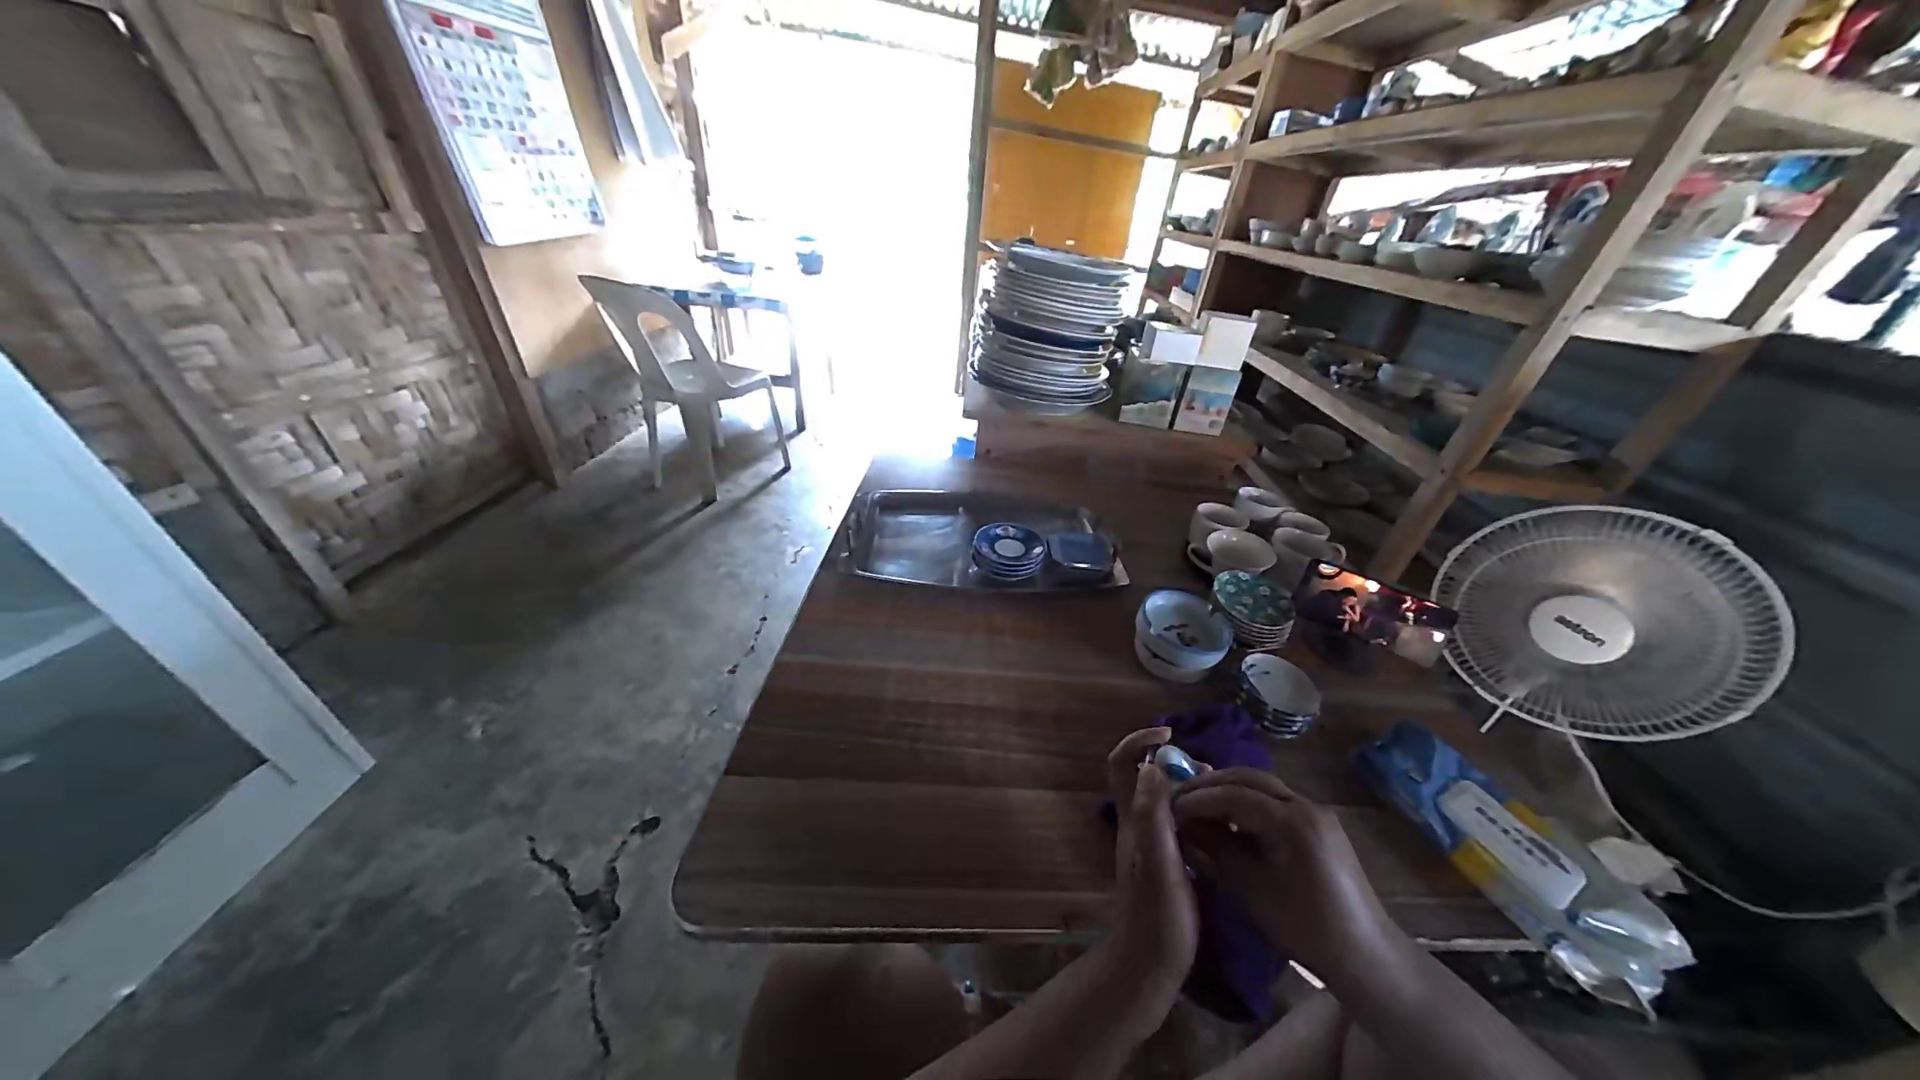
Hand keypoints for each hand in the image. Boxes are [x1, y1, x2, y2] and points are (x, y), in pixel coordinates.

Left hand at [1104, 728, 1199, 989]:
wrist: (1151, 966)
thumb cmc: (1157, 915)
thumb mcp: (1159, 862)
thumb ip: (1153, 815)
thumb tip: (1152, 766)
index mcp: (1133, 819)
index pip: (1121, 764)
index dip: (1138, 742)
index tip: (1169, 735)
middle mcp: (1137, 825)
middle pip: (1142, 777)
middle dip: (1169, 760)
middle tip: (1207, 767)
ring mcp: (1150, 844)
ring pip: (1161, 798)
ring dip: (1185, 785)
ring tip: (1220, 789)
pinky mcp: (1166, 862)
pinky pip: (1176, 821)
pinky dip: (1195, 811)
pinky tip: (1221, 824)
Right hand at [1172, 768, 1399, 975]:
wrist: (1364, 955)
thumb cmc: (1302, 925)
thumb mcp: (1248, 886)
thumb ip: (1215, 846)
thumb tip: (1180, 822)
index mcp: (1291, 821)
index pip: (1233, 794)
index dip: (1198, 798)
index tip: (1169, 807)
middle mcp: (1305, 805)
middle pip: (1248, 778)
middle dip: (1210, 785)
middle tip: (1179, 797)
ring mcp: (1315, 812)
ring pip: (1262, 785)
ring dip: (1228, 790)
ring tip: (1198, 805)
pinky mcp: (1318, 824)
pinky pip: (1274, 800)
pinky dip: (1246, 802)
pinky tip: (1228, 818)